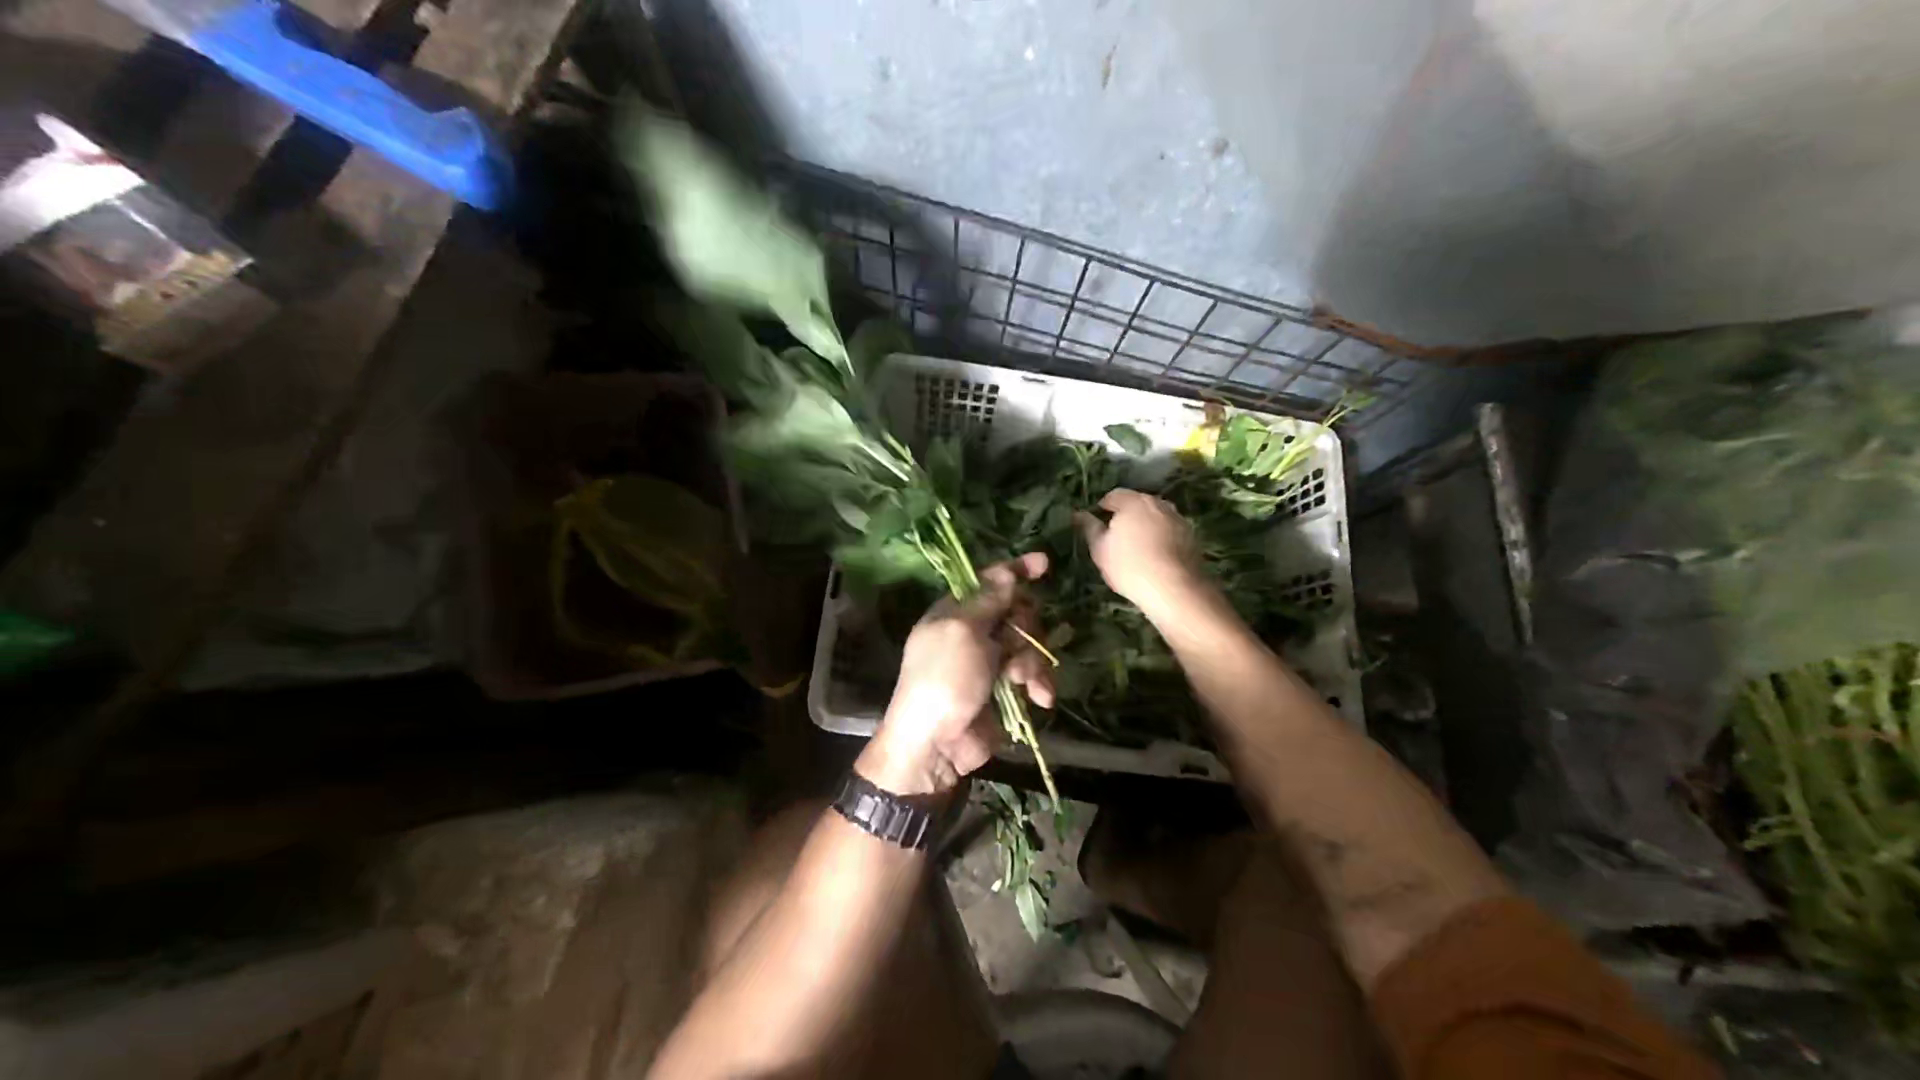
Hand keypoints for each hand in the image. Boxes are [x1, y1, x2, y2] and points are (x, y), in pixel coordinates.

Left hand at [858, 553, 1053, 796]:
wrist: (936, 744)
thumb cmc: (944, 679)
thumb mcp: (963, 632)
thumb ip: (988, 601)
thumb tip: (1005, 572)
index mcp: (955, 612)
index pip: (989, 582)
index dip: (1016, 571)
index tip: (1045, 564)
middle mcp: (973, 632)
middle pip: (1017, 612)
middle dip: (1026, 627)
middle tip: (1018, 644)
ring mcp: (990, 662)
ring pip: (1029, 645)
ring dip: (1033, 661)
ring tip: (1024, 681)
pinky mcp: (1005, 689)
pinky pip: (1032, 675)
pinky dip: (1039, 684)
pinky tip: (1041, 699)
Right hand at [1076, 489, 1203, 611]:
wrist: (1174, 588)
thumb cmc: (1129, 566)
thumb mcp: (1100, 549)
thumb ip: (1089, 528)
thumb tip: (1079, 514)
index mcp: (1133, 502)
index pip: (1113, 495)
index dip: (1102, 507)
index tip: (1097, 524)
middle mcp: (1158, 503)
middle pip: (1137, 503)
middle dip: (1126, 515)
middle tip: (1116, 536)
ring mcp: (1178, 518)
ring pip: (1156, 516)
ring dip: (1145, 525)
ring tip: (1137, 546)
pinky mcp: (1191, 535)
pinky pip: (1169, 530)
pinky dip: (1161, 536)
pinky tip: (1156, 555)